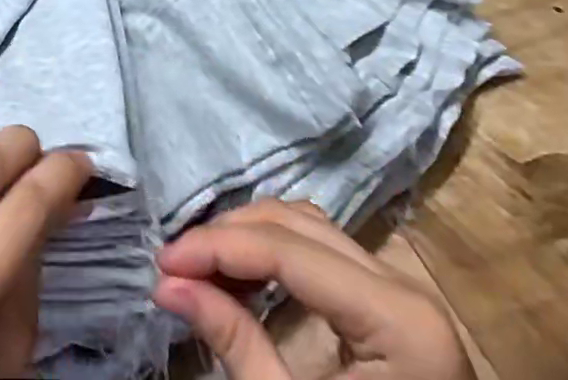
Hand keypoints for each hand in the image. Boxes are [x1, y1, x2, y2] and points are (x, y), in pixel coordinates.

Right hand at [154, 200, 475, 379]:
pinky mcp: (390, 304)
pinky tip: (239, 277)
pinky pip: (321, 250)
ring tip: (200, 269)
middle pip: (294, 224)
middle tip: (175, 267)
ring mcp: (402, 292)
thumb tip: (166, 285)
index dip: (216, 247)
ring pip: (305, 226)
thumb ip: (235, 343)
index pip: (286, 250)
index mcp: (399, 320)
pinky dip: (271, 253)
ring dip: (245, 239)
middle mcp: (405, 288)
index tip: (161, 263)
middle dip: (226, 238)